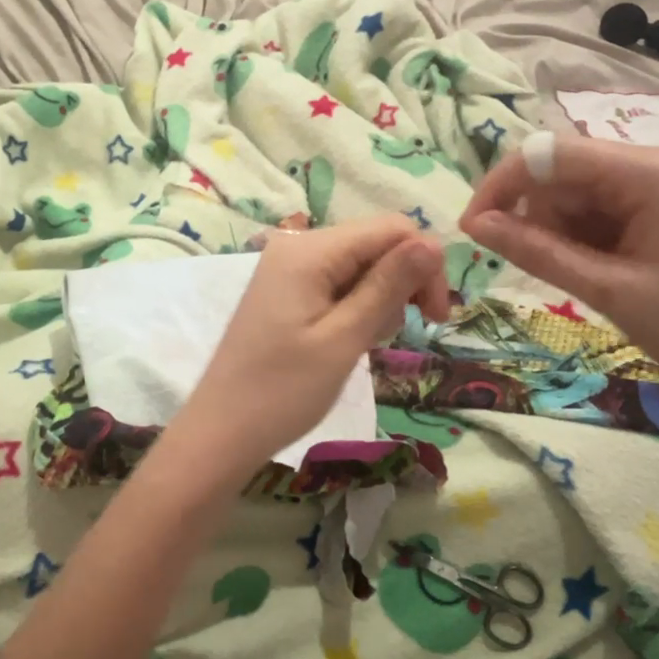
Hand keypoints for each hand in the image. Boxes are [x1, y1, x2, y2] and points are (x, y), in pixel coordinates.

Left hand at [171, 216, 451, 475]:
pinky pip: (336, 282)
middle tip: (403, 335)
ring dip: (379, 298)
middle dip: (402, 282)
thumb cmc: (284, 390)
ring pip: (359, 264)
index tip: (436, 317)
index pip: (391, 228)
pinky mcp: (285, 291)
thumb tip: (433, 242)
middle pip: (375, 243)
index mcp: (309, 250)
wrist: (222, 431)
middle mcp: (296, 246)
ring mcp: (287, 268)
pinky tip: (349, 340)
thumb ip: (388, 286)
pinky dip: (355, 306)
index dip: (424, 264)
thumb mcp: (344, 338)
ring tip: (366, 343)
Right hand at [459, 134, 658, 401]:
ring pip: (580, 191)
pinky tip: (596, 273)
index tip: (471, 229)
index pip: (551, 154)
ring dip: (559, 229)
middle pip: (565, 170)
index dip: (502, 185)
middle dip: (534, 212)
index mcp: (650, 172)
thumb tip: (474, 225)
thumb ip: (537, 252)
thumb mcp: (609, 290)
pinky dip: (585, 237)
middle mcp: (657, 164)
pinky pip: (605, 208)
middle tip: (528, 265)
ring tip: (578, 278)